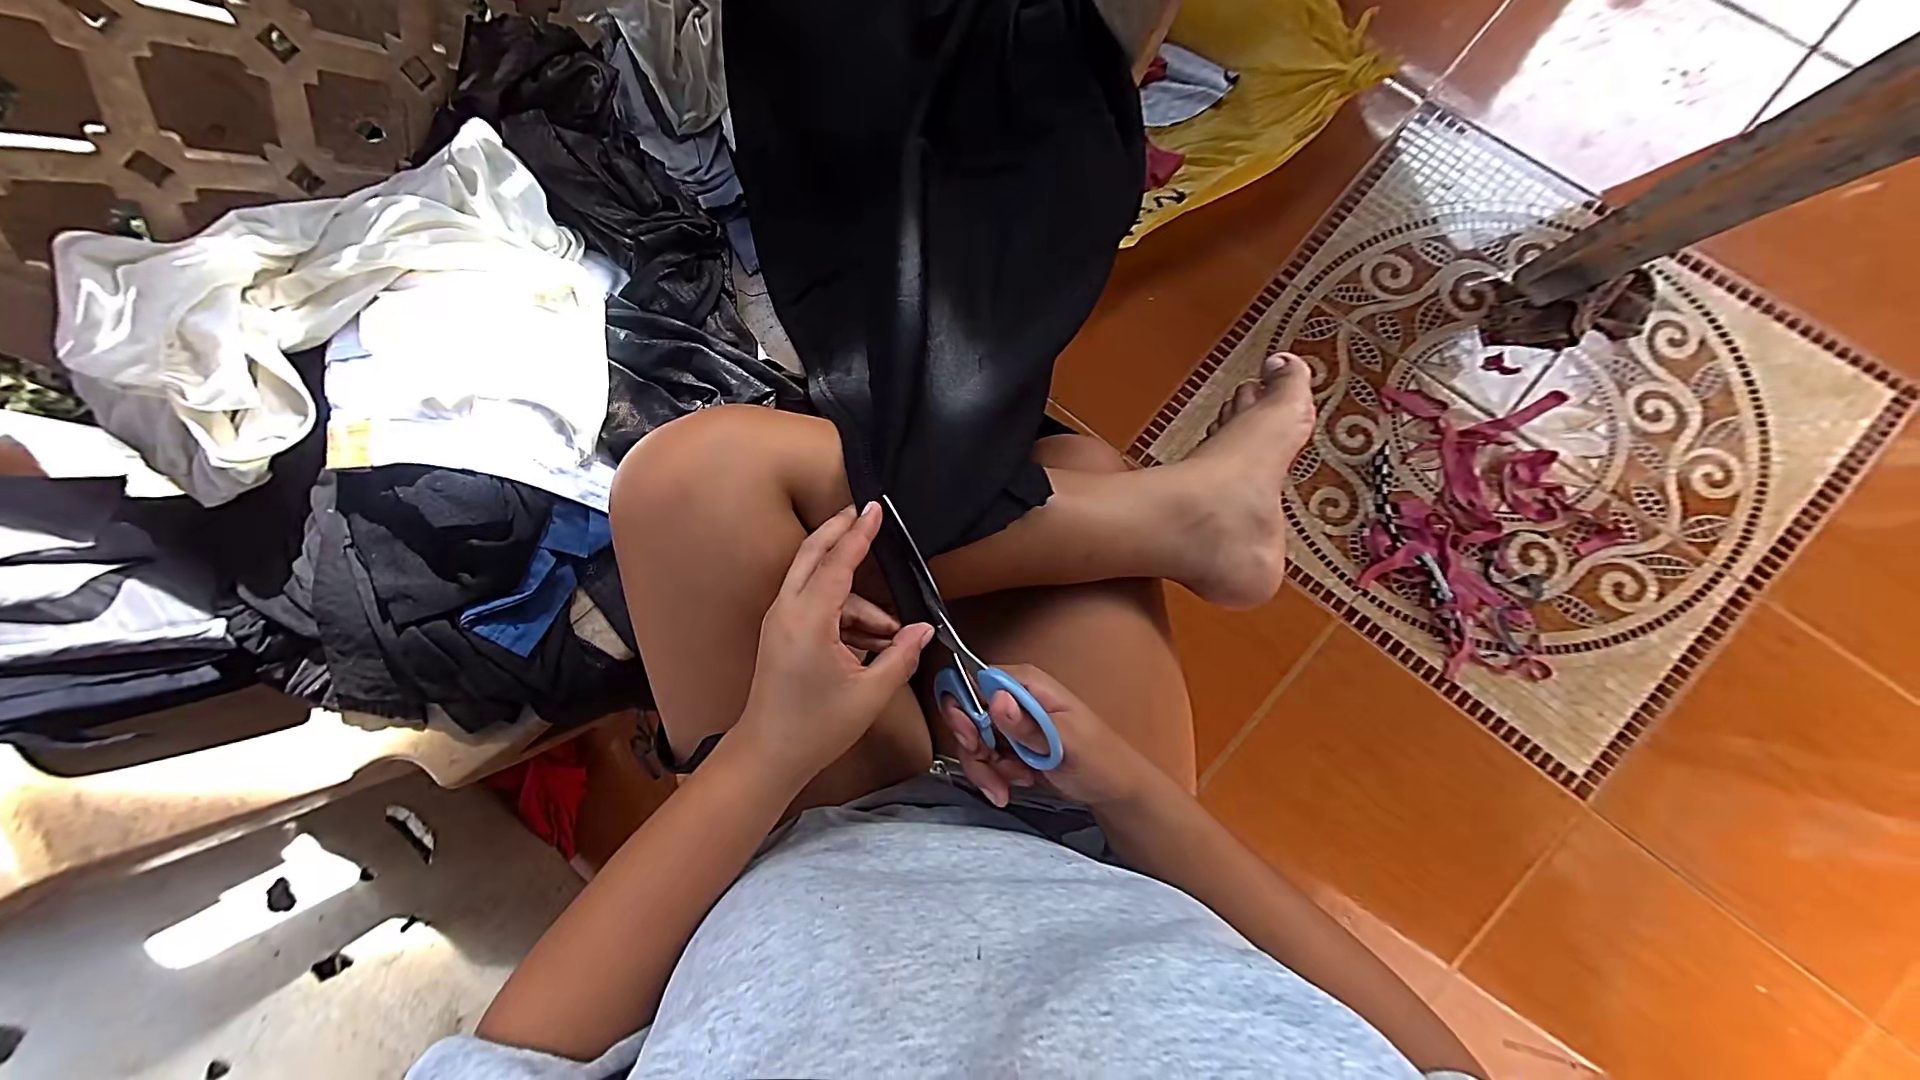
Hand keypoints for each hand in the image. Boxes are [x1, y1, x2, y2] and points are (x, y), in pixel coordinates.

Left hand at [736, 503, 934, 787]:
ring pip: (819, 583)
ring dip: (858, 599)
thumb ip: (900, 655)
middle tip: (865, 512)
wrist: (768, 754)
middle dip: (840, 530)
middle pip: (813, 554)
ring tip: (889, 634)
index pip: (838, 564)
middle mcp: (787, 612)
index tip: (874, 508)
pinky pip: (815, 604)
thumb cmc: (815, 727)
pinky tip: (871, 642)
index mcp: (808, 621)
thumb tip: (924, 630)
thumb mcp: (869, 693)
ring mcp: (780, 621)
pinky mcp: (781, 632)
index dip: (860, 534)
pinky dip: (844, 614)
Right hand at [937, 664, 1160, 808]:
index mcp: (1027, 684)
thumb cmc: (1100, 759)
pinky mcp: (1010, 743)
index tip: (974, 740)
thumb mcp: (1065, 742)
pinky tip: (1017, 783)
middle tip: (993, 770)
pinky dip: (993, 775)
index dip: (963, 709)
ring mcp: (1011, 721)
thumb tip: (996, 700)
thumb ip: (1028, 724)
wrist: (1114, 788)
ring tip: (1013, 783)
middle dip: (973, 747)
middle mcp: (1015, 696)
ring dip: (985, 768)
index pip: (974, 681)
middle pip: (967, 713)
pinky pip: (984, 757)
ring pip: (972, 739)